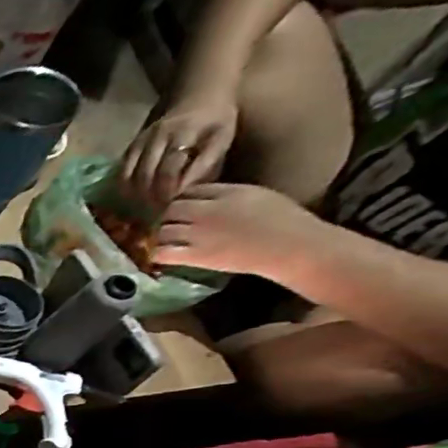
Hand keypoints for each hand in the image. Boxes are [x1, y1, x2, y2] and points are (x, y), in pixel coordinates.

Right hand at [120, 97, 237, 204]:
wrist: (200, 94)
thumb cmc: (215, 121)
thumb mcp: (222, 139)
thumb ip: (205, 165)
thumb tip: (185, 192)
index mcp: (182, 134)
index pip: (168, 170)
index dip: (168, 192)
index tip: (172, 206)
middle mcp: (157, 137)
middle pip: (145, 176)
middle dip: (150, 198)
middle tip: (158, 213)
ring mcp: (141, 142)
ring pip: (129, 178)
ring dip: (136, 197)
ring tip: (146, 208)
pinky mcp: (131, 147)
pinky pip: (122, 174)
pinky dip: (126, 190)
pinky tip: (136, 198)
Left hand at [152, 183, 329, 276]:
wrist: (290, 246)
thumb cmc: (282, 219)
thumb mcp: (255, 195)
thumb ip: (227, 195)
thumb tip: (205, 198)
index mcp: (227, 192)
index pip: (190, 191)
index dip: (183, 200)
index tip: (183, 210)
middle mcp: (209, 211)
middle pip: (172, 209)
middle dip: (168, 218)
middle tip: (172, 227)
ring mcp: (200, 234)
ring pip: (163, 230)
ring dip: (160, 236)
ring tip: (166, 241)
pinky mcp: (196, 256)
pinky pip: (163, 252)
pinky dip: (157, 253)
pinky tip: (161, 256)